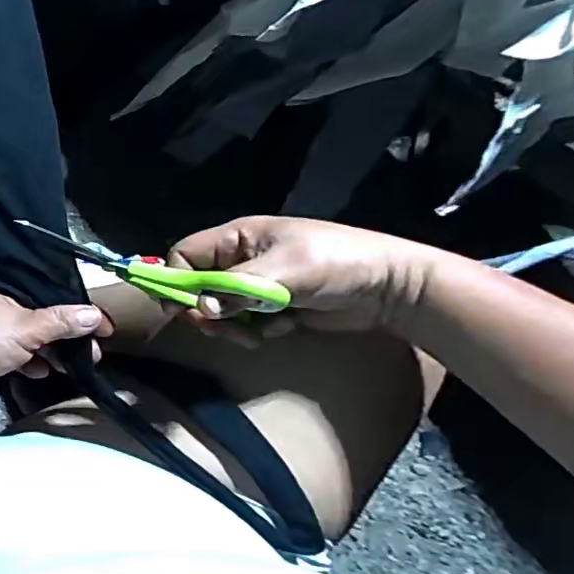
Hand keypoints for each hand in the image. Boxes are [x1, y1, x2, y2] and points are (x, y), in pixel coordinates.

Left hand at [0, 293, 111, 400]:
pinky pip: (20, 357)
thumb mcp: (26, 328)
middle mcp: (2, 309)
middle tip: (92, 354)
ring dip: (53, 353)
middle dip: (68, 338)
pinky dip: (33, 363)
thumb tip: (94, 314)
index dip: (78, 313)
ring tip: (72, 366)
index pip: (52, 298)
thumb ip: (60, 322)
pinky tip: (42, 371)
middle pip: (45, 321)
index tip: (104, 330)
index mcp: (9, 293)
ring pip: (34, 341)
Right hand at [167, 216, 436, 334]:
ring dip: (230, 324)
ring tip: (254, 335)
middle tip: (220, 329)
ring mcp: (256, 281)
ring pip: (219, 306)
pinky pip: (244, 319)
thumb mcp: (283, 272)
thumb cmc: (336, 264)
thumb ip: (236, 289)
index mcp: (236, 238)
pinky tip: (280, 328)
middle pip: (196, 285)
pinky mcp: (272, 303)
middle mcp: (239, 257)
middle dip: (205, 310)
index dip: (177, 280)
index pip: (183, 256)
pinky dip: (255, 328)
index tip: (185, 308)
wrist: (396, 287)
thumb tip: (201, 310)